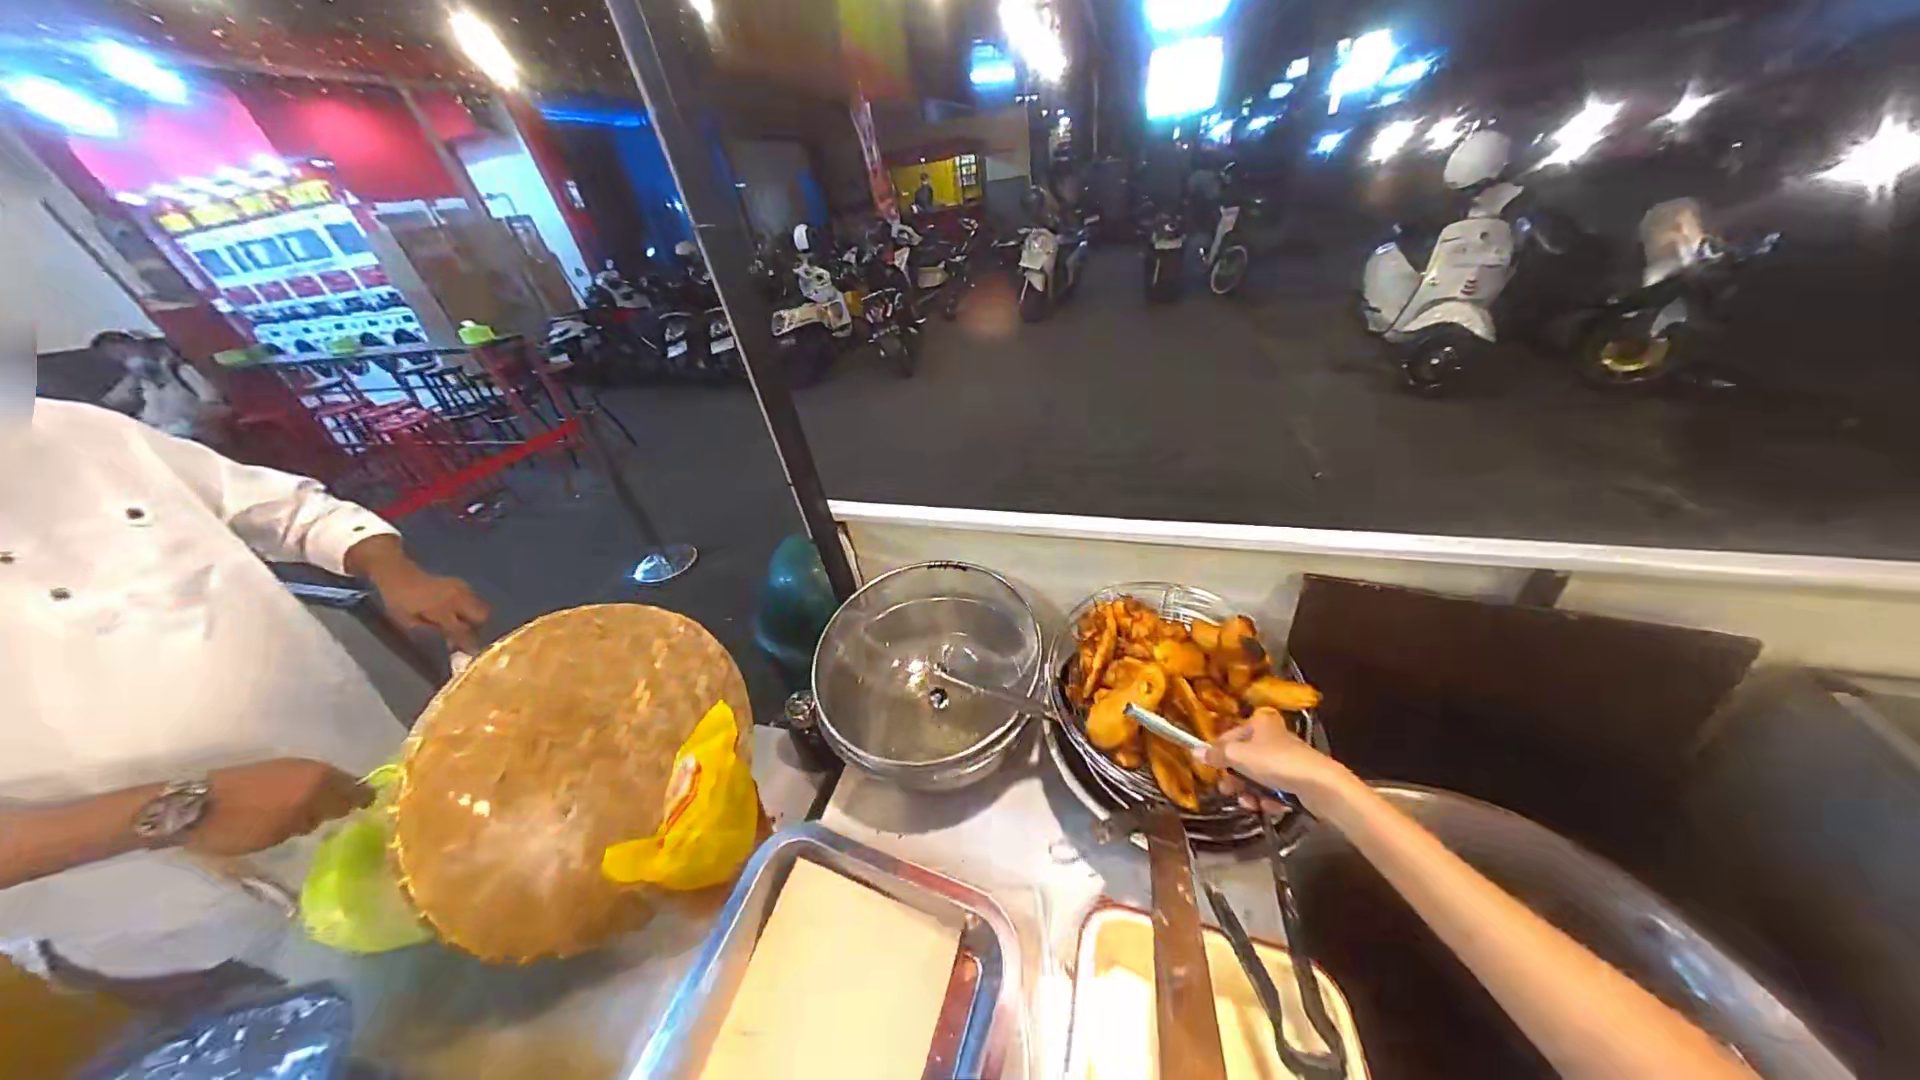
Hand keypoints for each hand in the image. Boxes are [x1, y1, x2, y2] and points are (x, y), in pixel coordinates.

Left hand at [183, 759, 371, 856]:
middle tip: (332, 816)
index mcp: (323, 783)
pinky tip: (289, 804)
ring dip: (320, 793)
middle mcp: (316, 767)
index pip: (359, 791)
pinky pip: (302, 777)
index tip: (360, 815)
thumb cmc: (238, 825)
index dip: (362, 803)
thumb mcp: (278, 833)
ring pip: (321, 779)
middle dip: (341, 798)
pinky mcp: (274, 766)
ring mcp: (294, 764)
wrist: (187, 806)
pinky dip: (303, 790)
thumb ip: (311, 821)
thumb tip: (329, 815)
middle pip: (342, 782)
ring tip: (307, 812)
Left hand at [374, 566, 489, 652]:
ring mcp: (463, 589)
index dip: (468, 642)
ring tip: (461, 623)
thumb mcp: (408, 621)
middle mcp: (457, 599)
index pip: (462, 629)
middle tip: (466, 633)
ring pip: (482, 607)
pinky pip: (475, 599)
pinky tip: (457, 611)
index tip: (471, 652)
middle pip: (482, 616)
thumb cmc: (398, 600)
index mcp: (441, 609)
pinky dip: (471, 608)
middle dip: (477, 626)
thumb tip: (452, 644)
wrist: (398, 574)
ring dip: (475, 617)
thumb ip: (433, 631)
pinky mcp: (463, 584)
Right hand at [1195, 708, 1354, 813]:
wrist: (1322, 786)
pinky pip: (1274, 789)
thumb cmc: (1276, 762)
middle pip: (1243, 758)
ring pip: (1257, 776)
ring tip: (1250, 803)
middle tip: (1229, 790)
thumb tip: (1194, 751)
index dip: (1219, 753)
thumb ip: (1216, 755)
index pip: (1229, 736)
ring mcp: (1286, 759)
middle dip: (1235, 778)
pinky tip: (1270, 806)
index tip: (1213, 769)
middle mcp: (1273, 736)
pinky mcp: (1298, 780)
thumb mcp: (1239, 756)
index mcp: (1260, 722)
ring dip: (1250, 792)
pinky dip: (1269, 799)